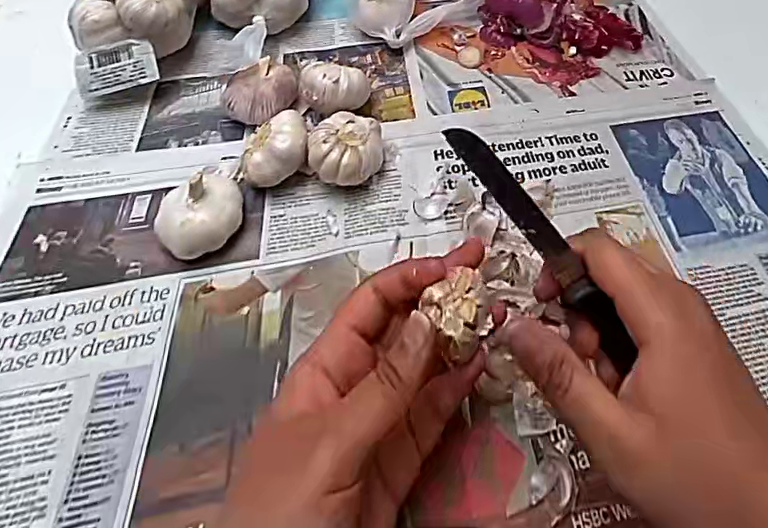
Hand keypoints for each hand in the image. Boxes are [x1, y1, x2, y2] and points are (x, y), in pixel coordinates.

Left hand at [221, 241, 485, 527]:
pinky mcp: (400, 465)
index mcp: (324, 368)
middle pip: (401, 331)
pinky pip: (432, 417)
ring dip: (456, 339)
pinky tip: (477, 364)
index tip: (446, 265)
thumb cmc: (277, 511)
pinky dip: (457, 390)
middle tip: (476, 271)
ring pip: (424, 370)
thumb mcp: (328, 442)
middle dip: (438, 299)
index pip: (369, 307)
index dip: (407, 280)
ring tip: (490, 312)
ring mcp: (379, 426)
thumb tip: (424, 324)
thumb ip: (381, 388)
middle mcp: (353, 389)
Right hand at [502, 230, 767, 527]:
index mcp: (663, 312)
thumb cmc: (699, 482)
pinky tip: (627, 392)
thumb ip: (556, 373)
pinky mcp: (700, 345)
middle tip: (574, 359)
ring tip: (602, 386)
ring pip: (623, 294)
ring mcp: (695, 324)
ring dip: (596, 327)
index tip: (539, 306)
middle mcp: (681, 303)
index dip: (556, 263)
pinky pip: (644, 316)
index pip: (595, 247)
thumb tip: (508, 322)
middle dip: (575, 303)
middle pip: (607, 268)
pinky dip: (621, 341)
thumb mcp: (613, 436)